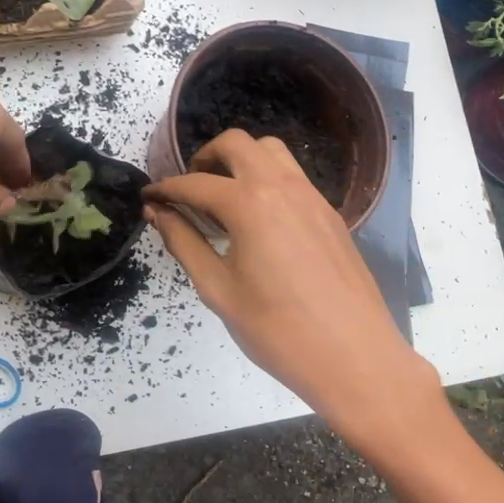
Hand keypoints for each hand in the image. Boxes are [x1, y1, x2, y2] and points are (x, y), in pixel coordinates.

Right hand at [144, 130, 445, 438]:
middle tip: (188, 191)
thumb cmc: (277, 331)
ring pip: (270, 151)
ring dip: (240, 161)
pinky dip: (266, 179)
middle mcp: (282, 187)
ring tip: (223, 198)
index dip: (165, 189)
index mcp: (249, 204)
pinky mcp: (329, 214)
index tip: (148, 198)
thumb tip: (158, 213)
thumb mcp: (218, 290)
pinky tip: (257, 220)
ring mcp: (312, 197)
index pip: (195, 183)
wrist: (355, 358)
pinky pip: (292, 176)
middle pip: (236, 144)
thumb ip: (184, 243)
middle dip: (204, 158)